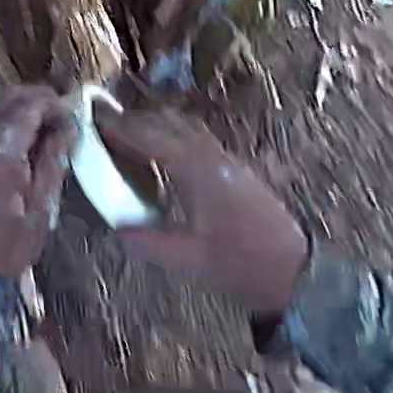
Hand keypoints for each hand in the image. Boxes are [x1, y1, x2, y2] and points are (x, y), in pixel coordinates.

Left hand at [0, 85, 76, 276]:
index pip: (29, 107)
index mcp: (0, 153)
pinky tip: (28, 131)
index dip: (54, 103)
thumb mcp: (41, 210)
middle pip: (10, 97)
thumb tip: (70, 126)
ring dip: (24, 103)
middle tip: (64, 112)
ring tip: (50, 120)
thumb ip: (55, 162)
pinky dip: (9, 114)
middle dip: (39, 97)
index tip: (75, 111)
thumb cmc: (6, 243)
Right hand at [100, 114, 308, 314]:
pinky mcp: (234, 167)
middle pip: (164, 122)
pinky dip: (170, 135)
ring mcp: (224, 158)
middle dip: (132, 120)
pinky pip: (193, 137)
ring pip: (181, 126)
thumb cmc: (241, 264)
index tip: (94, 119)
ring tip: (129, 136)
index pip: (147, 136)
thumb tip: (116, 230)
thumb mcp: (189, 260)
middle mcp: (208, 155)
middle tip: (104, 126)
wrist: (298, 273)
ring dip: (152, 125)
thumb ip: (148, 243)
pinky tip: (162, 154)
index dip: (118, 127)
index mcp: (193, 169)